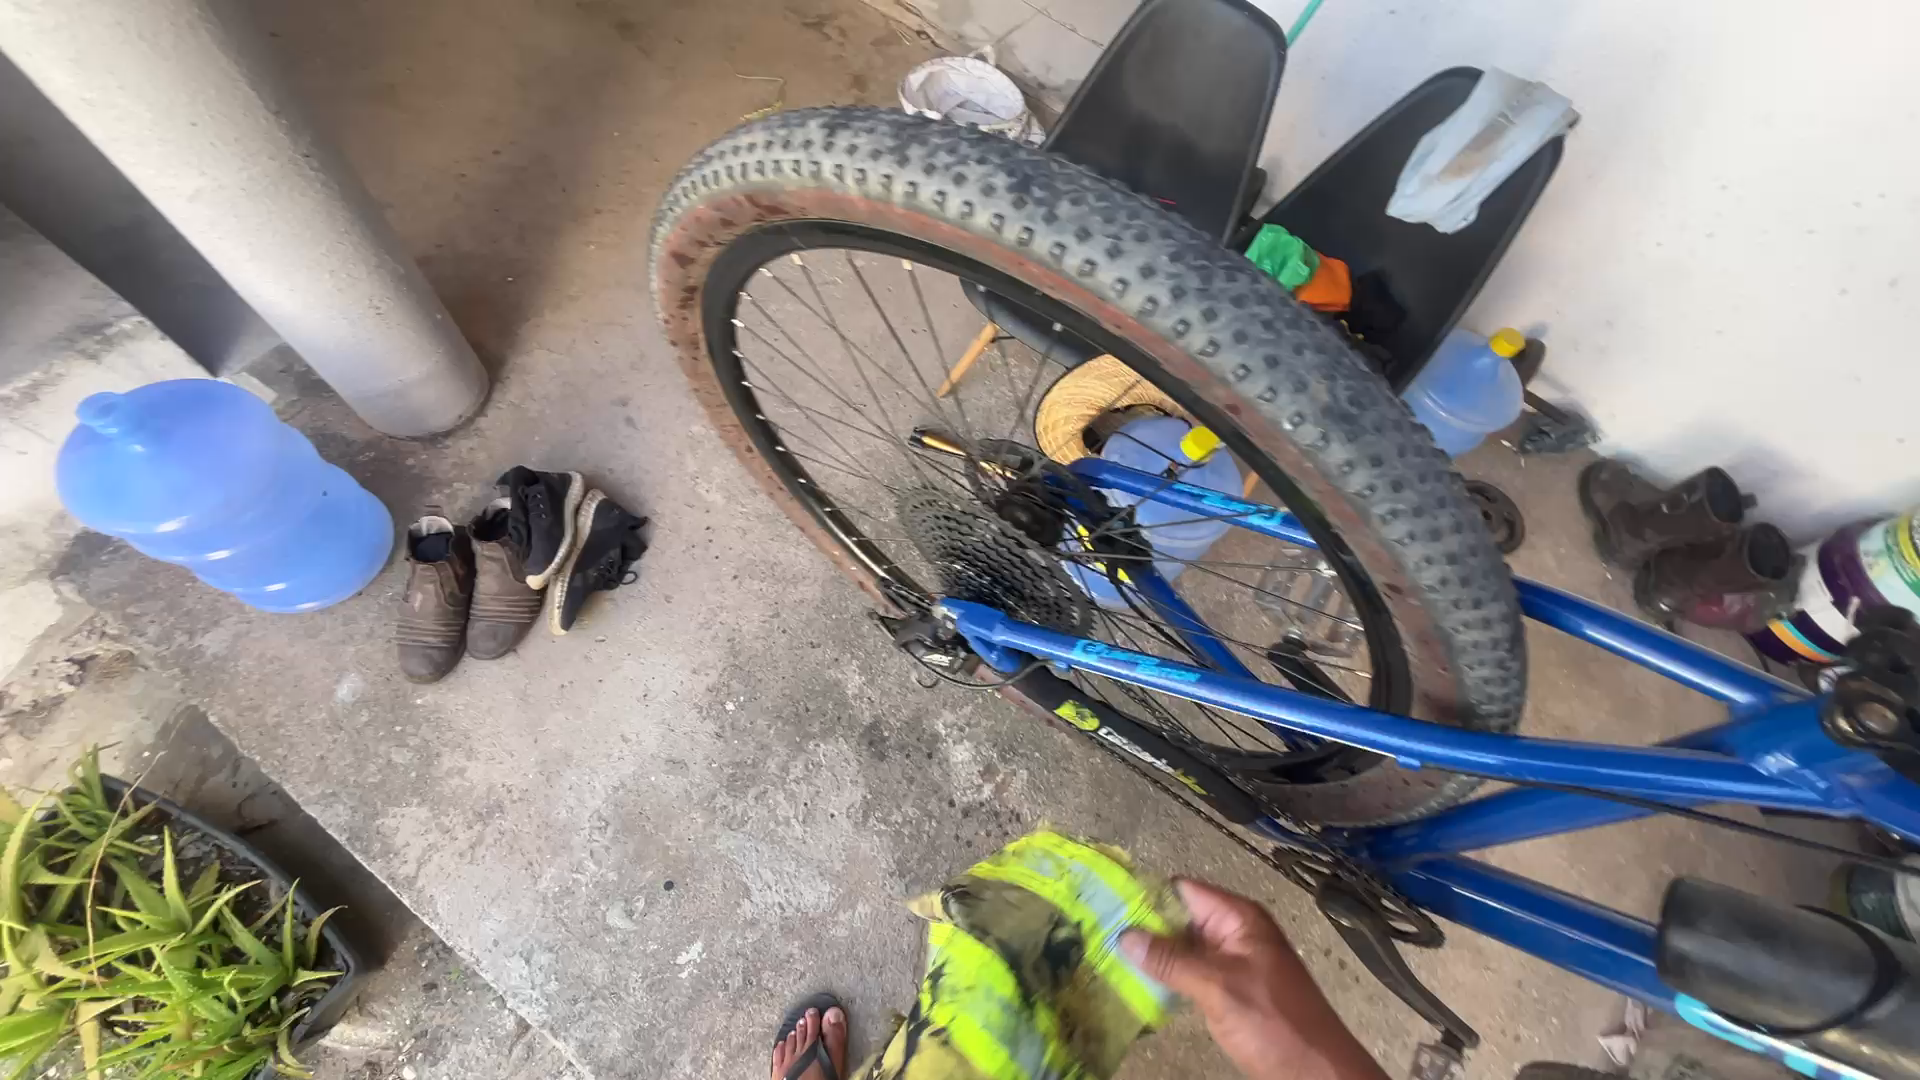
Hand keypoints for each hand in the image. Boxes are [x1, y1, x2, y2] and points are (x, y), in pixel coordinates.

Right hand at [1120, 879, 1389, 1079]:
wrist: (1321, 1078)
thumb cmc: (1275, 1023)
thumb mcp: (1218, 988)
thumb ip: (1171, 960)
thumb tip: (1124, 935)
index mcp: (1238, 917)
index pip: (1182, 889)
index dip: (1146, 895)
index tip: (1108, 904)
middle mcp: (1234, 930)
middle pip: (1179, 916)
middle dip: (1145, 925)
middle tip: (1101, 932)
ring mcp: (1233, 960)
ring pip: (1183, 945)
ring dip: (1154, 952)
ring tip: (1111, 954)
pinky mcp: (1231, 987)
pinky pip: (1191, 969)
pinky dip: (1169, 973)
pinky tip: (1140, 981)